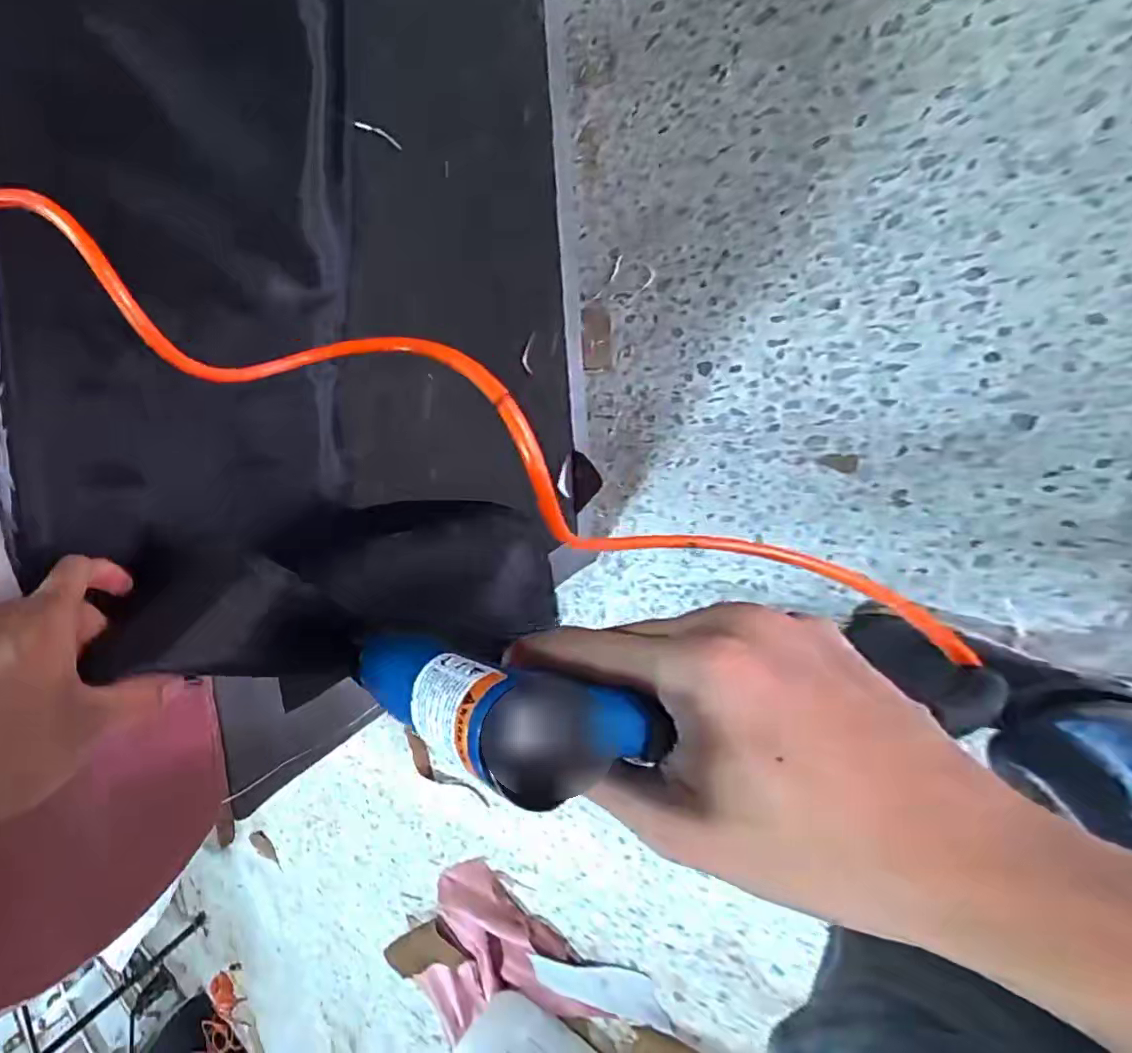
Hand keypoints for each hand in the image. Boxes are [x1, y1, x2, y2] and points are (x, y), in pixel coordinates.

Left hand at [0, 556, 177, 850]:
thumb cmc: (16, 747)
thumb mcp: (89, 726)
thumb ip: (137, 699)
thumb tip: (176, 683)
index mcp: (41, 618)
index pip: (76, 568)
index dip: (107, 573)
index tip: (128, 595)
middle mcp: (3, 617)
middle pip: (55, 604)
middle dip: (87, 630)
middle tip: (103, 677)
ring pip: (28, 630)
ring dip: (56, 650)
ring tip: (67, 699)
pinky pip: (1, 650)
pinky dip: (26, 663)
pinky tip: (25, 713)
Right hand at [508, 603, 1049, 939]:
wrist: (977, 865)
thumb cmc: (817, 850)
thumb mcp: (683, 829)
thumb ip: (597, 775)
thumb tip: (545, 743)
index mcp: (702, 665)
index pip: (585, 646)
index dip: (538, 659)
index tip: (509, 672)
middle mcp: (736, 623)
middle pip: (627, 637)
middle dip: (596, 672)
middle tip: (590, 720)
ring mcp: (783, 622)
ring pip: (672, 634)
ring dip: (647, 668)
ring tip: (659, 723)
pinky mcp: (816, 633)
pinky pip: (722, 636)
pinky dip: (697, 664)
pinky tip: (717, 710)